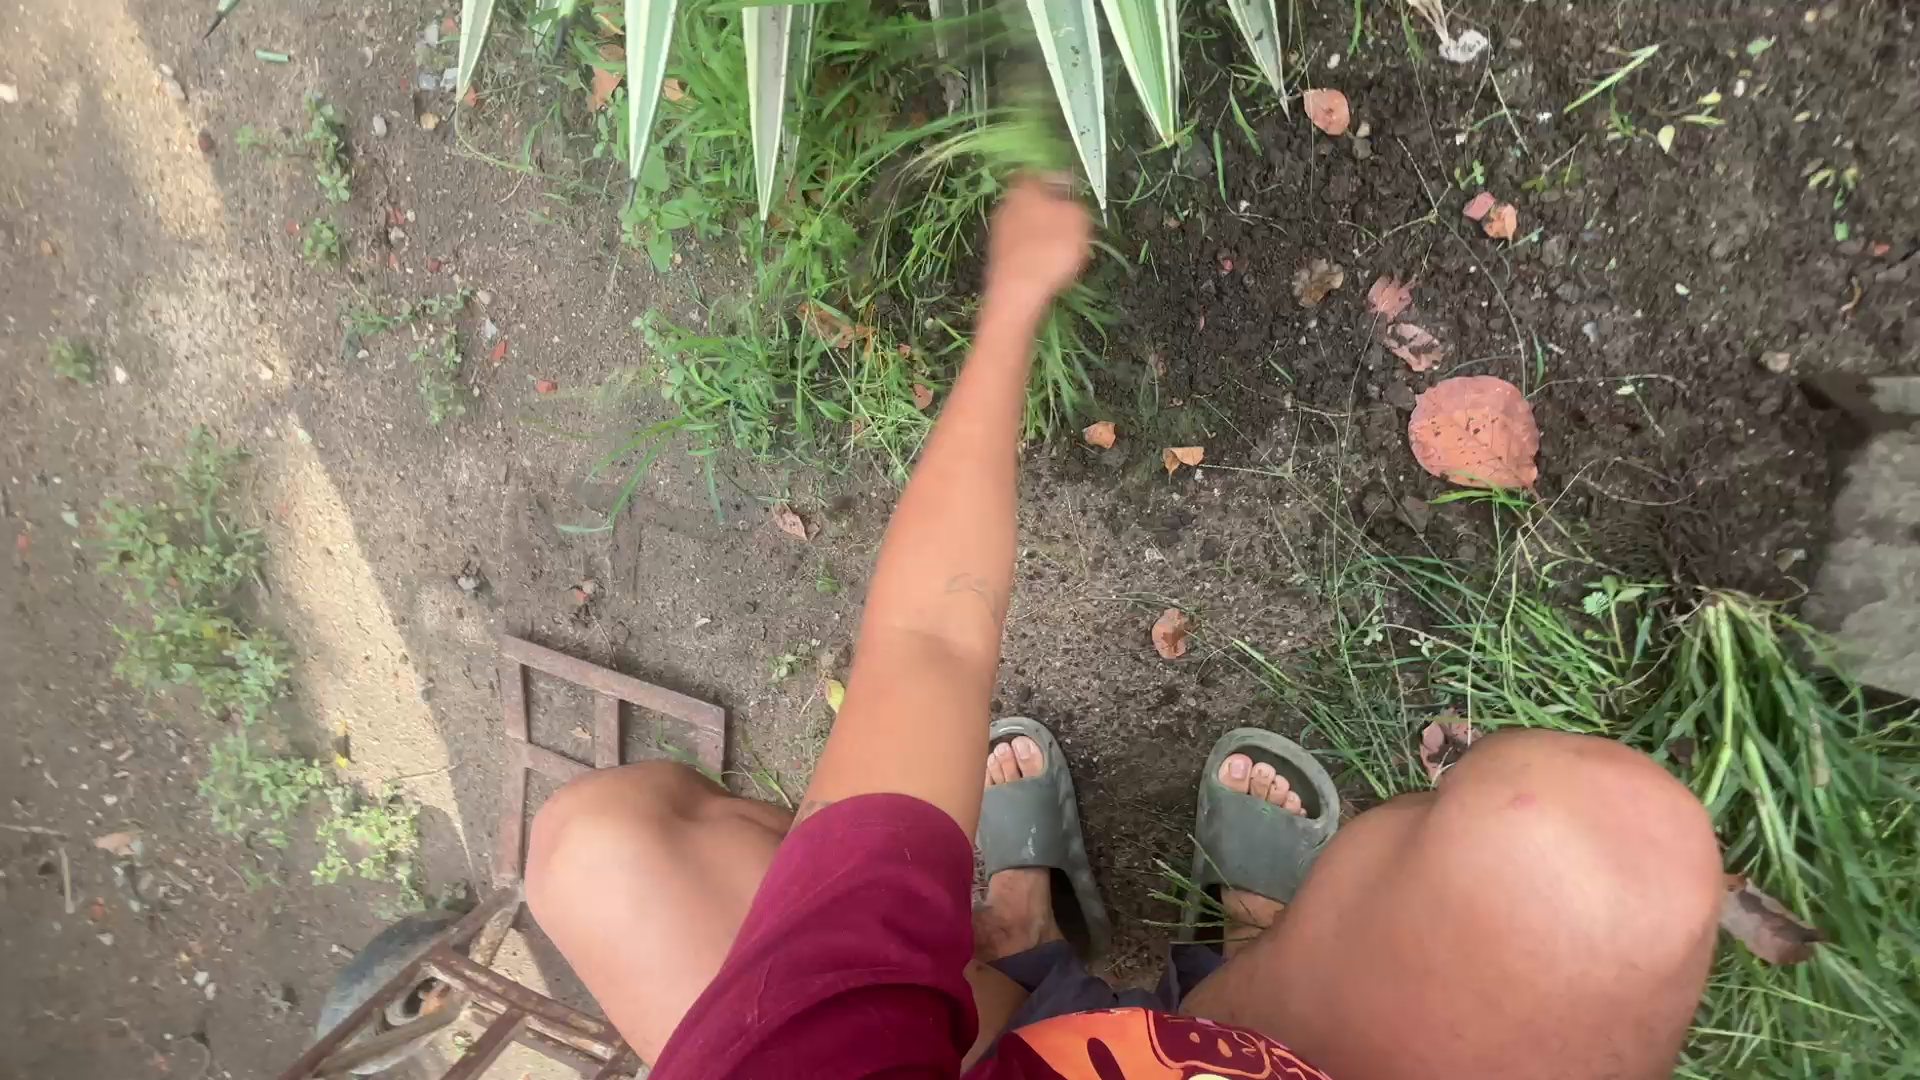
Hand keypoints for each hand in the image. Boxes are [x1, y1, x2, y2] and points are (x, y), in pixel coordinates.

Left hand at [982, 175, 1090, 318]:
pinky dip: (1035, 254)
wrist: (1017, 294)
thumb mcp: (1078, 220)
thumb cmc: (1050, 250)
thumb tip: (1070, 205)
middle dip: (1051, 210)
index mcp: (1024, 188)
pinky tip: (1046, 267)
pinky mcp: (999, 260)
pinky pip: (1023, 250)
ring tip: (1062, 249)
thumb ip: (1076, 205)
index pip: (1041, 174)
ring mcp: (999, 234)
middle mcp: (1006, 206)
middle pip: (1032, 202)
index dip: (1060, 181)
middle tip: (1070, 222)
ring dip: (1043, 234)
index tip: (1074, 193)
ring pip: (1027, 227)